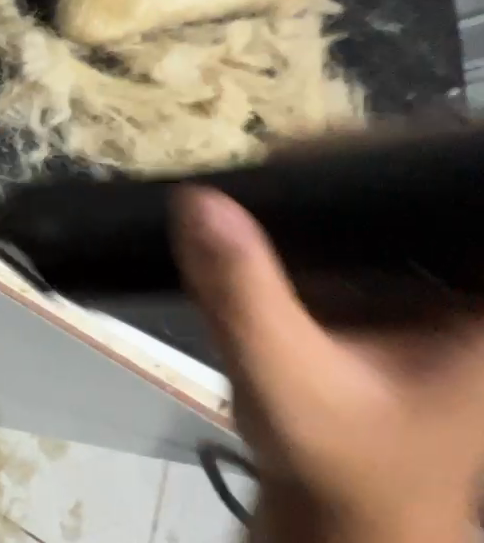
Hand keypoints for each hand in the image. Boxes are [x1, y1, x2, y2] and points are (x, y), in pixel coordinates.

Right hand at [172, 186, 483, 541]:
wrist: (336, 510)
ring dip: (328, 189)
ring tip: (266, 173)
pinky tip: (263, 216)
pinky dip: (308, 219)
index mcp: (483, 314)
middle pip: (425, 202)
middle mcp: (467, 295)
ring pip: (389, 214)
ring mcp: (431, 297)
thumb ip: (242, 291)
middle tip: (279, 156)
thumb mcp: (282, 375)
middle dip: (356, 169)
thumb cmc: (336, 455)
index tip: (330, 147)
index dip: (415, 164)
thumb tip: (198, 198)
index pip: (459, 205)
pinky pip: (356, 237)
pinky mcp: (387, 299)